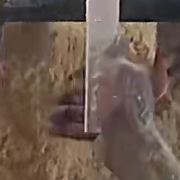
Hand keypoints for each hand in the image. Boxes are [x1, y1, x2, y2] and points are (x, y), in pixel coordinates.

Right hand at [50, 40, 168, 179]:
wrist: (128, 139)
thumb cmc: (126, 101)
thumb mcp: (124, 70)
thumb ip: (117, 56)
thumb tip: (130, 40)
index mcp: (129, 82)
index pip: (107, 74)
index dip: (90, 74)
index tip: (76, 76)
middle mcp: (122, 100)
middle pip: (93, 95)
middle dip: (73, 95)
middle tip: (56, 97)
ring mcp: (112, 119)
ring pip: (85, 113)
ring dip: (66, 112)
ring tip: (49, 115)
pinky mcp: (104, 136)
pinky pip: (82, 129)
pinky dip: (67, 127)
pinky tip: (51, 127)